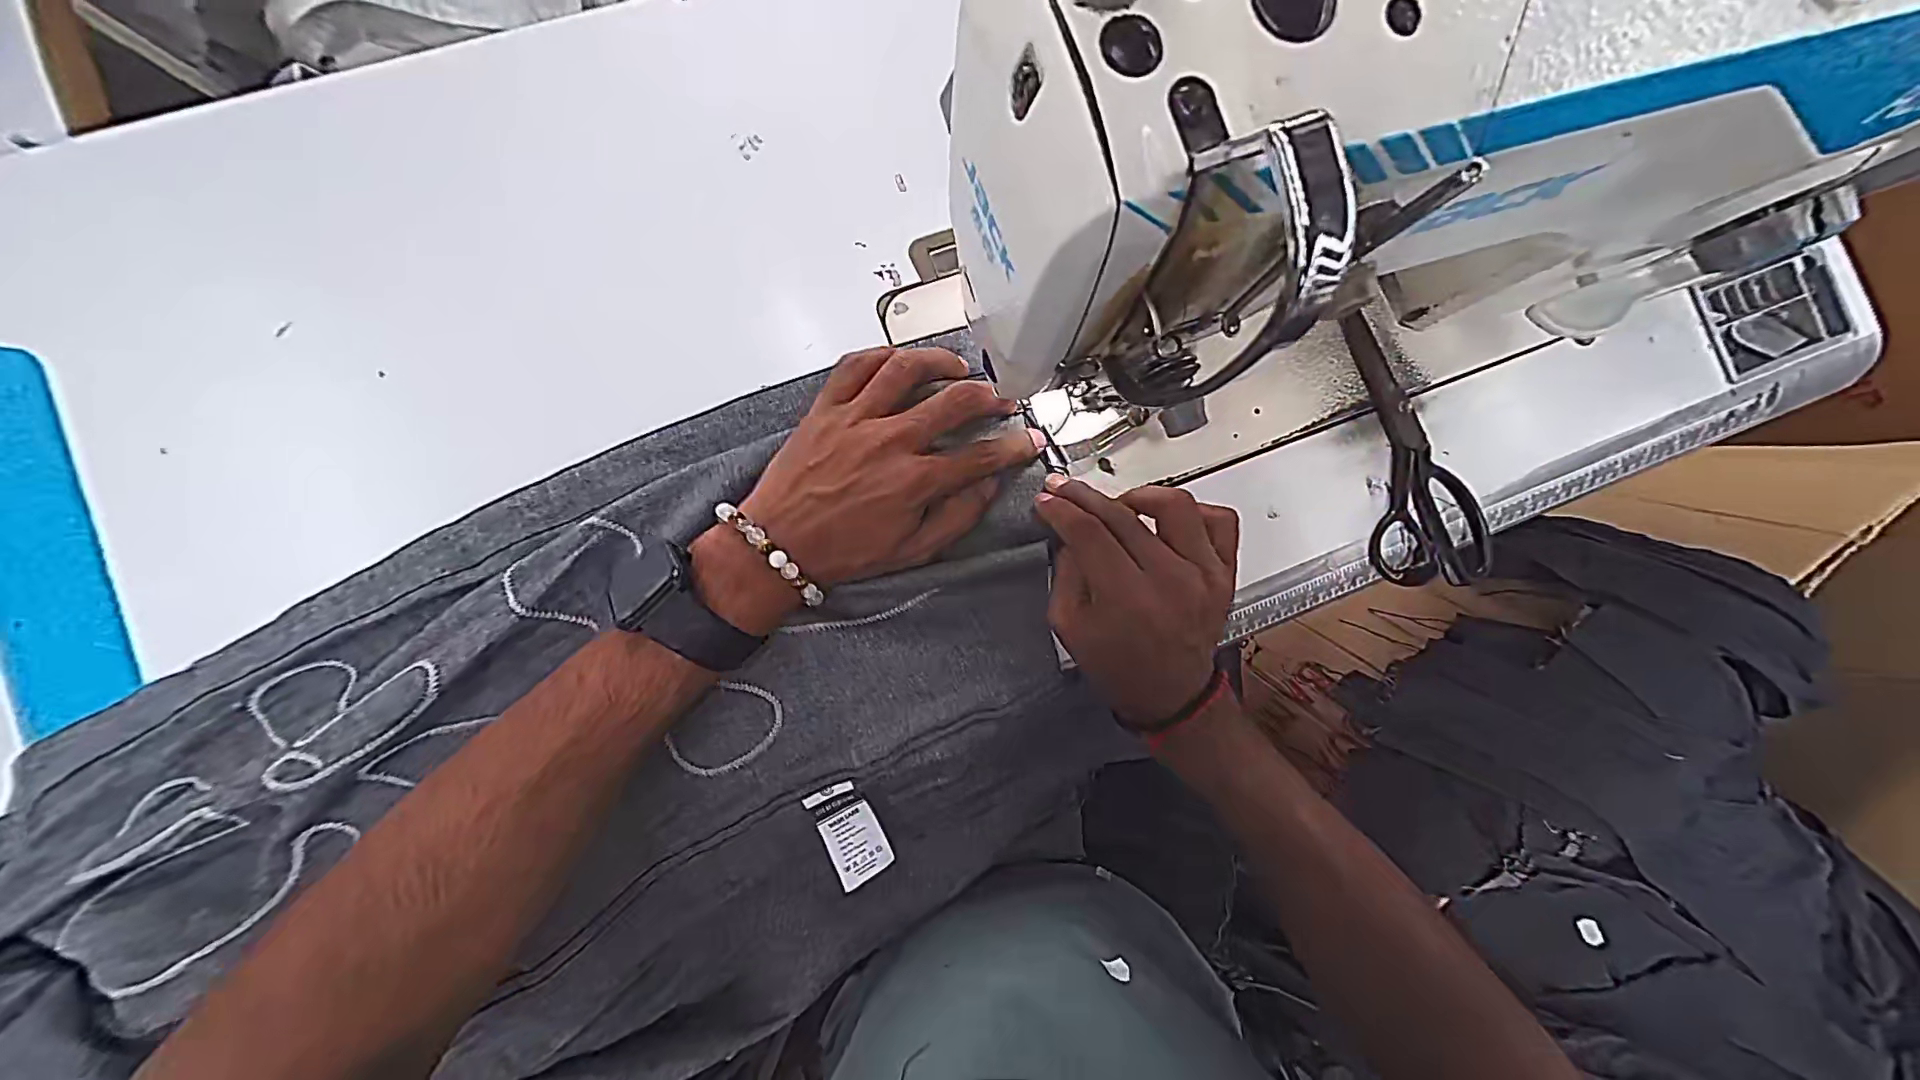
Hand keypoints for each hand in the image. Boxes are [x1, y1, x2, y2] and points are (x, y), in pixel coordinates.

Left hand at [691, 347, 1041, 633]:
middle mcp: (888, 443)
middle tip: (998, 400)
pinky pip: (854, 365)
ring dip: (940, 361)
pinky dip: (881, 355)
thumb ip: (957, 517)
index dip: (1013, 447)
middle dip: (989, 396)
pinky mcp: (825, 410)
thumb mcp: (912, 550)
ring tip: (956, 368)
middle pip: (954, 401)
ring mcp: (855, 420)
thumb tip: (987, 487)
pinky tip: (897, 360)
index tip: (1025, 440)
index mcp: (913, 482)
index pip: (981, 456)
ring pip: (906, 369)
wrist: (779, 545)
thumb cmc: (840, 551)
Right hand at [1034, 477, 1239, 726]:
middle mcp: (1170, 582)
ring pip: (1173, 505)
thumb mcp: (1070, 626)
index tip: (1048, 502)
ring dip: (1138, 495)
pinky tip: (1168, 518)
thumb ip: (1065, 574)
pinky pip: (1219, 520)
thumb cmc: (1121, 668)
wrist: (1171, 694)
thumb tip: (1068, 532)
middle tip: (1066, 491)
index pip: (1088, 532)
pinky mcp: (1224, 573)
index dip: (1061, 511)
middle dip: (1084, 497)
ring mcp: (1203, 575)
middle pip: (1122, 515)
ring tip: (1120, 504)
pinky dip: (1193, 509)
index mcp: (1127, 600)